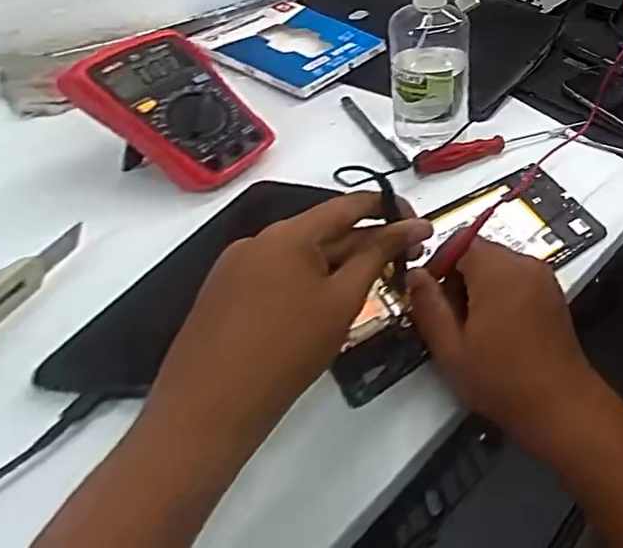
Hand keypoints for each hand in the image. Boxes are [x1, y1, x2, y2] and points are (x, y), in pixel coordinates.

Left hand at [149, 193, 431, 426]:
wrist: (201, 419)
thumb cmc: (283, 353)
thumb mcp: (344, 298)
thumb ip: (380, 253)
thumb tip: (412, 225)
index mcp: (288, 233)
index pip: (352, 204)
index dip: (393, 210)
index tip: (421, 226)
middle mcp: (258, 241)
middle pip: (328, 229)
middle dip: (371, 242)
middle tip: (408, 260)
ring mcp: (236, 268)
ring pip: (305, 255)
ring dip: (343, 263)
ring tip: (375, 284)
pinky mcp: (224, 296)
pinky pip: (280, 275)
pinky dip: (312, 280)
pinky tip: (329, 304)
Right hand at [407, 240, 605, 442]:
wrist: (557, 401)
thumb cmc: (500, 378)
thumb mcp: (451, 348)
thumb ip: (428, 306)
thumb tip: (415, 275)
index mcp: (498, 269)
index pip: (461, 241)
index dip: (439, 262)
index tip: (428, 294)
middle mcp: (524, 263)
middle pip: (482, 252)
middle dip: (459, 278)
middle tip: (449, 318)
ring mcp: (543, 276)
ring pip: (500, 265)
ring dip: (481, 286)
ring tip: (473, 329)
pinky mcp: (553, 291)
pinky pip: (519, 278)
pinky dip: (503, 292)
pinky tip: (498, 329)